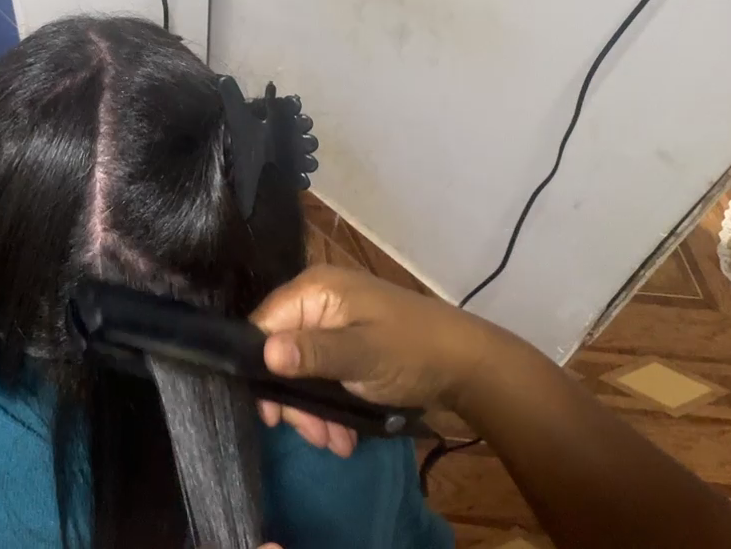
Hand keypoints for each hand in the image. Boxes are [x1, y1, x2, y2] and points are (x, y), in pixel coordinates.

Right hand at [249, 265, 512, 456]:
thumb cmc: (413, 351)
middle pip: (281, 349)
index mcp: (315, 289)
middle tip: (313, 435)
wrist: (471, 365)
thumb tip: (265, 353)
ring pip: (301, 367)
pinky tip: (343, 433)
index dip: (259, 365)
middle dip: (293, 397)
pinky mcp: (347, 344)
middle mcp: (318, 300)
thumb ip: (314, 353)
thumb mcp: (363, 355)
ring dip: (312, 408)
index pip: (264, 322)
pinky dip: (327, 403)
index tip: (271, 412)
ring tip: (334, 442)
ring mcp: (333, 322)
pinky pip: (321, 372)